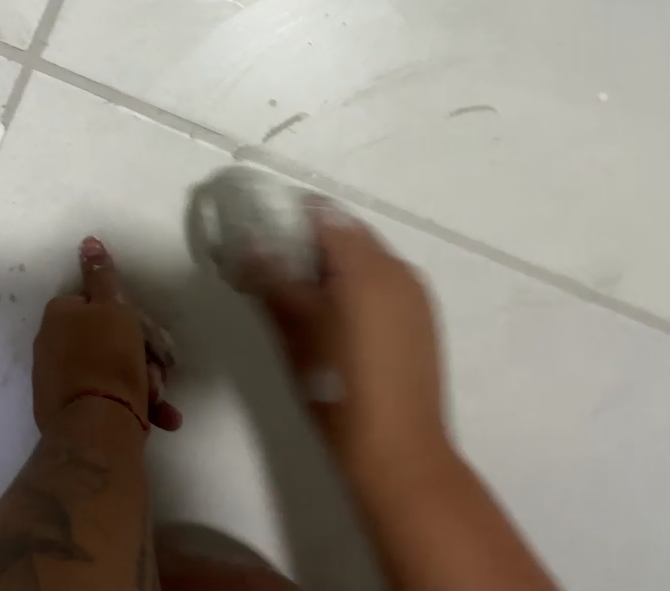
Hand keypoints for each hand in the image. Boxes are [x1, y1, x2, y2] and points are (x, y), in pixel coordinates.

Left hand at [33, 237, 183, 433]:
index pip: (97, 304)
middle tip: (158, 371)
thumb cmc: (109, 360)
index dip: (127, 318)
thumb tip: (88, 242)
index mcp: (58, 316)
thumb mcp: (114, 308)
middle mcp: (50, 344)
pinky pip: (104, 399)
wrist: (97, 429)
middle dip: (139, 355)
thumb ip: (103, 275)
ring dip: (142, 382)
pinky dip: (131, 405)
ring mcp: (55, 381)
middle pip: (105, 340)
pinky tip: (156, 417)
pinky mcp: (65, 413)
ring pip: (109, 372)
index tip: (148, 335)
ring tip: (158, 400)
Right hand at [243, 198, 450, 488]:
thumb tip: (247, 242)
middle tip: (273, 262)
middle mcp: (398, 269)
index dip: (289, 215)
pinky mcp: (422, 320)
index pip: (323, 214)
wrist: (400, 455)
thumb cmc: (338, 387)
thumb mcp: (293, 330)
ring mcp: (416, 296)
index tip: (259, 229)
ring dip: (333, 262)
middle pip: (348, 232)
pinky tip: (334, 315)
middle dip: (310, 239)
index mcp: (367, 266)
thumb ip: (270, 278)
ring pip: (367, 257)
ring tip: (300, 291)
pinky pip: (383, 281)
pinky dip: (356, 283)